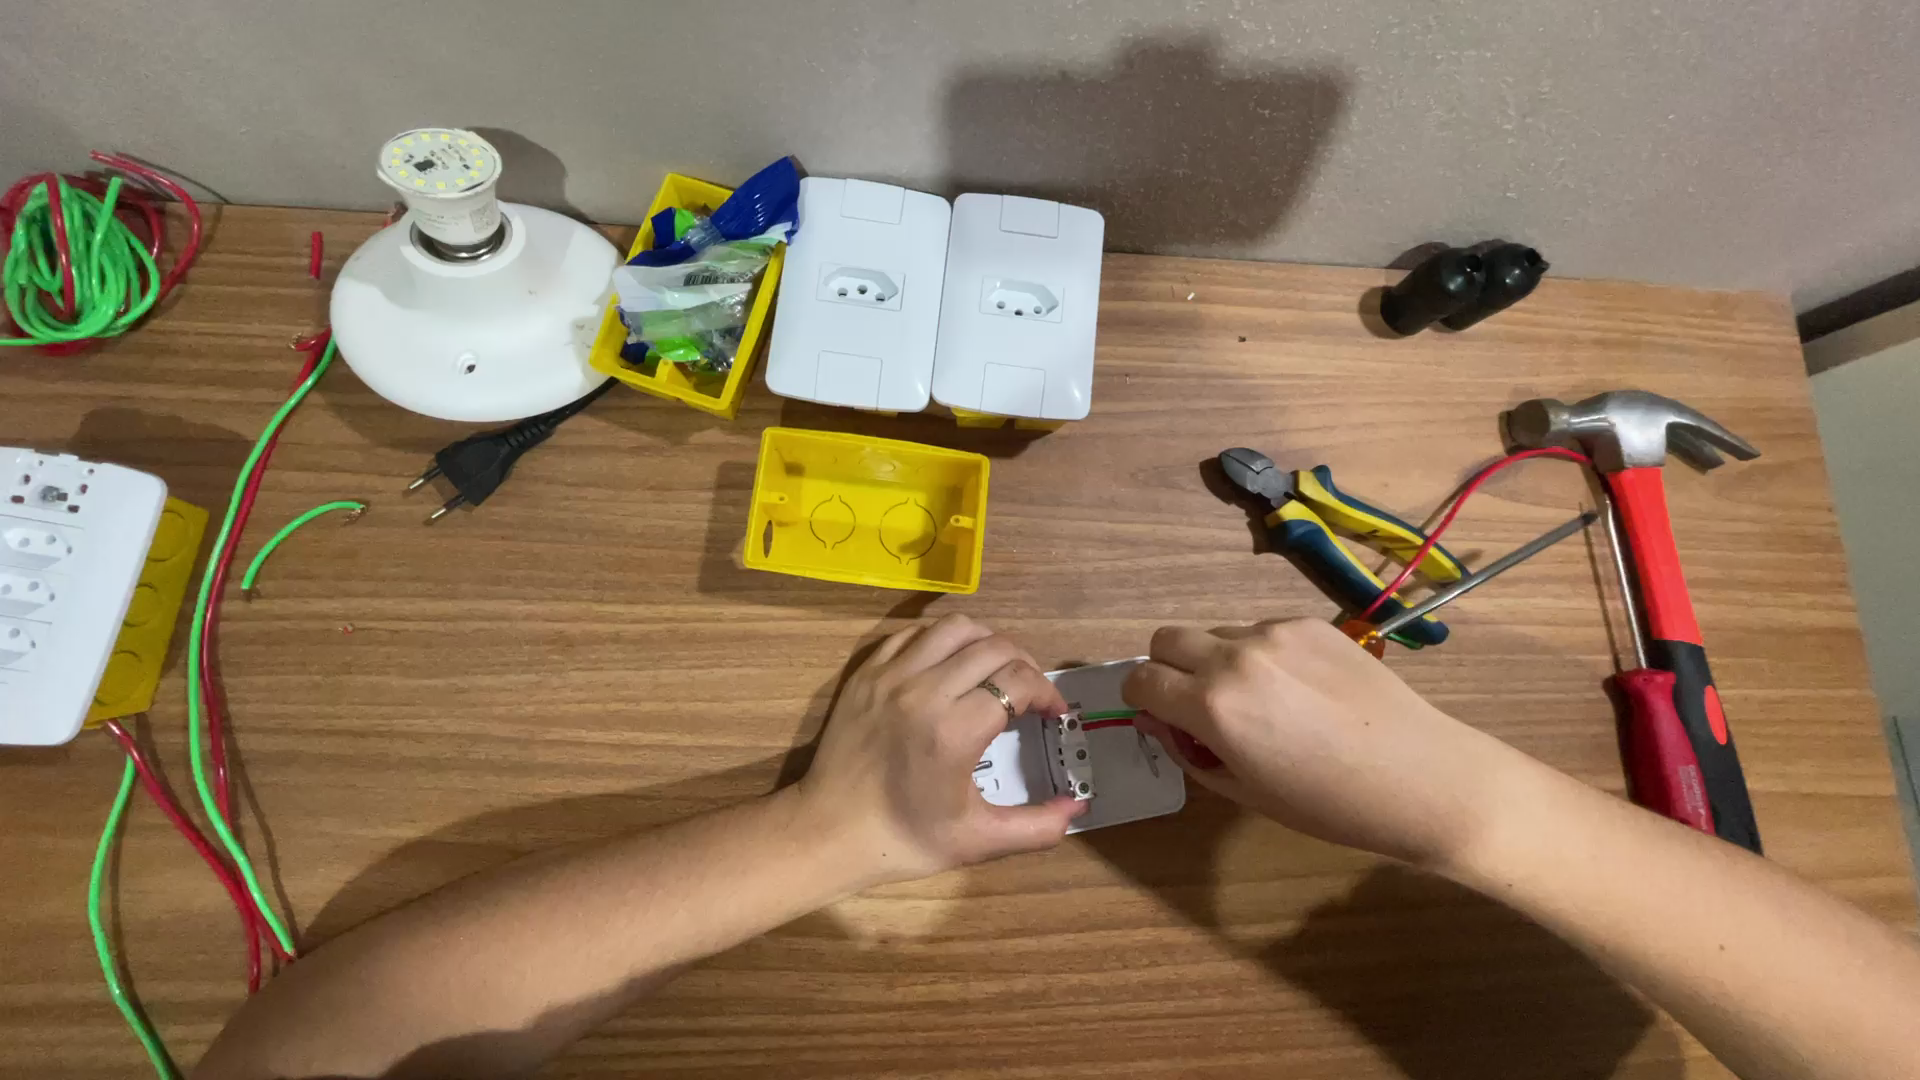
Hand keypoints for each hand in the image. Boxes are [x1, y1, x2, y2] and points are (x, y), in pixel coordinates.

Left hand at [797, 614, 1087, 885]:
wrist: (829, 832)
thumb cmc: (905, 839)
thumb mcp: (979, 841)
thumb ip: (1036, 827)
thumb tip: (1078, 809)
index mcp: (954, 731)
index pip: (1018, 682)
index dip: (1047, 693)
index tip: (1053, 713)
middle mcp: (924, 690)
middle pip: (994, 647)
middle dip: (1024, 665)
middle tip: (1030, 692)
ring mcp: (891, 674)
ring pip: (955, 627)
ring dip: (986, 642)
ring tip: (995, 669)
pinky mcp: (867, 671)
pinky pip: (915, 634)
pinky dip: (943, 640)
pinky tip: (950, 665)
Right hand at [1122, 618, 1519, 866]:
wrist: (1427, 780)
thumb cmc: (1330, 805)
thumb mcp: (1244, 791)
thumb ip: (1187, 751)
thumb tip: (1155, 721)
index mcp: (1213, 705)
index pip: (1140, 679)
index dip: (1140, 698)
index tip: (1159, 715)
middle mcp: (1234, 658)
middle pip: (1165, 639)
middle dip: (1166, 668)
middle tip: (1195, 702)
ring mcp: (1274, 634)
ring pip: (1214, 634)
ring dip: (1215, 660)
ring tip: (1260, 698)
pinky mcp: (1308, 624)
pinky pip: (1259, 630)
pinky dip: (1259, 654)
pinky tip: (1301, 688)